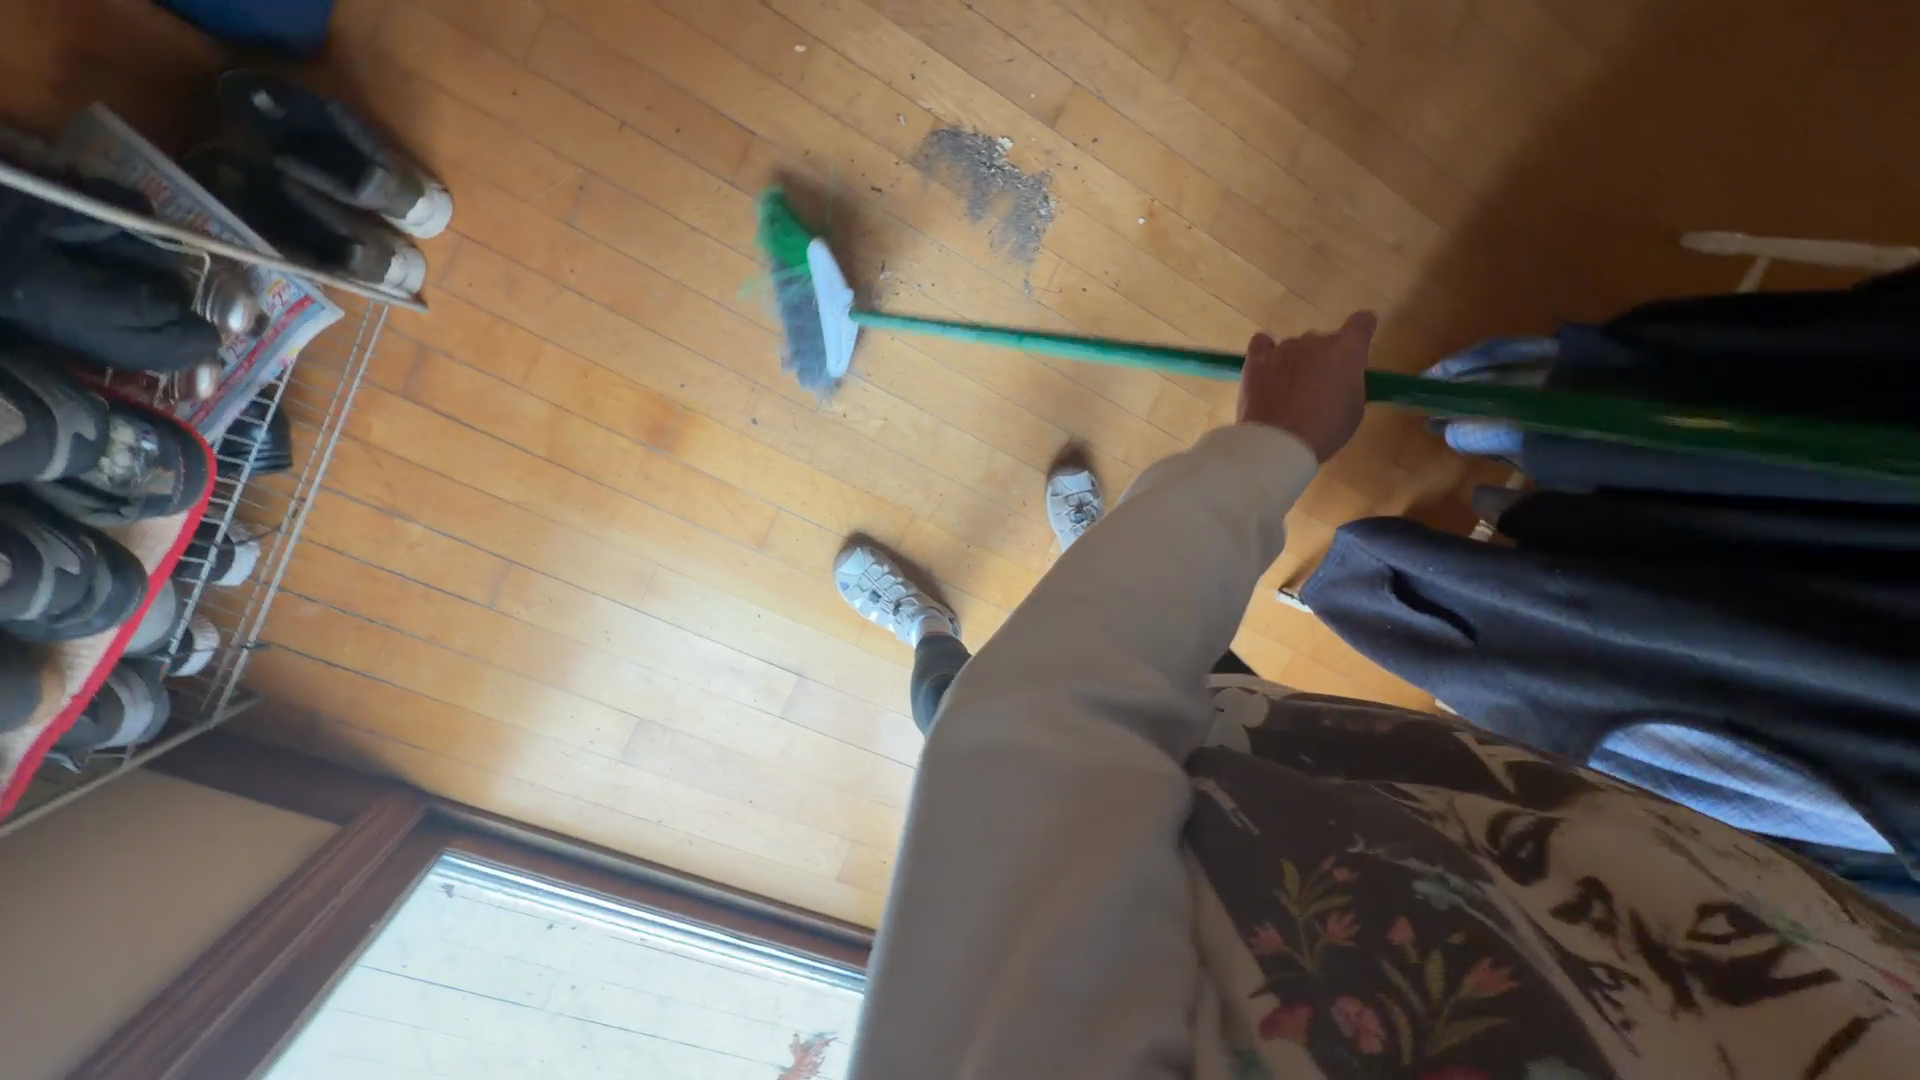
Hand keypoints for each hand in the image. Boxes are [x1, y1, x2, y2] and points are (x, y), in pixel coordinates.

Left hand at [1237, 311, 1375, 461]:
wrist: (1279, 442)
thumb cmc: (1325, 430)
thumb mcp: (1353, 408)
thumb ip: (1351, 382)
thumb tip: (1341, 376)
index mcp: (1347, 350)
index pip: (1361, 322)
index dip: (1362, 330)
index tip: (1358, 344)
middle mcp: (1315, 341)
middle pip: (1323, 341)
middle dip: (1323, 359)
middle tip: (1317, 388)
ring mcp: (1283, 348)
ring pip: (1294, 347)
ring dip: (1295, 362)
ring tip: (1287, 391)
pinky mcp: (1256, 360)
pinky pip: (1262, 344)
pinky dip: (1266, 351)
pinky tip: (1266, 366)